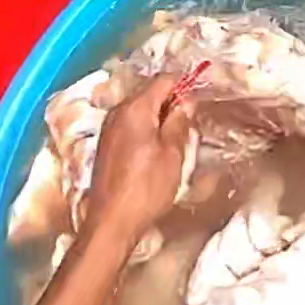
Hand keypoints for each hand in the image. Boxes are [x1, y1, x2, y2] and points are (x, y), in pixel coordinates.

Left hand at [84, 76, 193, 240]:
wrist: (110, 223)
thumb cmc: (146, 188)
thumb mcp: (172, 155)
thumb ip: (178, 122)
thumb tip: (186, 101)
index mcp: (136, 107)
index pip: (163, 80)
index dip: (183, 84)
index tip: (199, 96)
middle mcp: (119, 110)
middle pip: (149, 92)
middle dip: (170, 100)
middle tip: (190, 120)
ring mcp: (109, 126)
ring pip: (139, 108)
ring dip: (158, 115)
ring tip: (176, 136)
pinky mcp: (106, 143)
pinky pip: (130, 123)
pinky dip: (145, 127)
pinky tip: (156, 147)